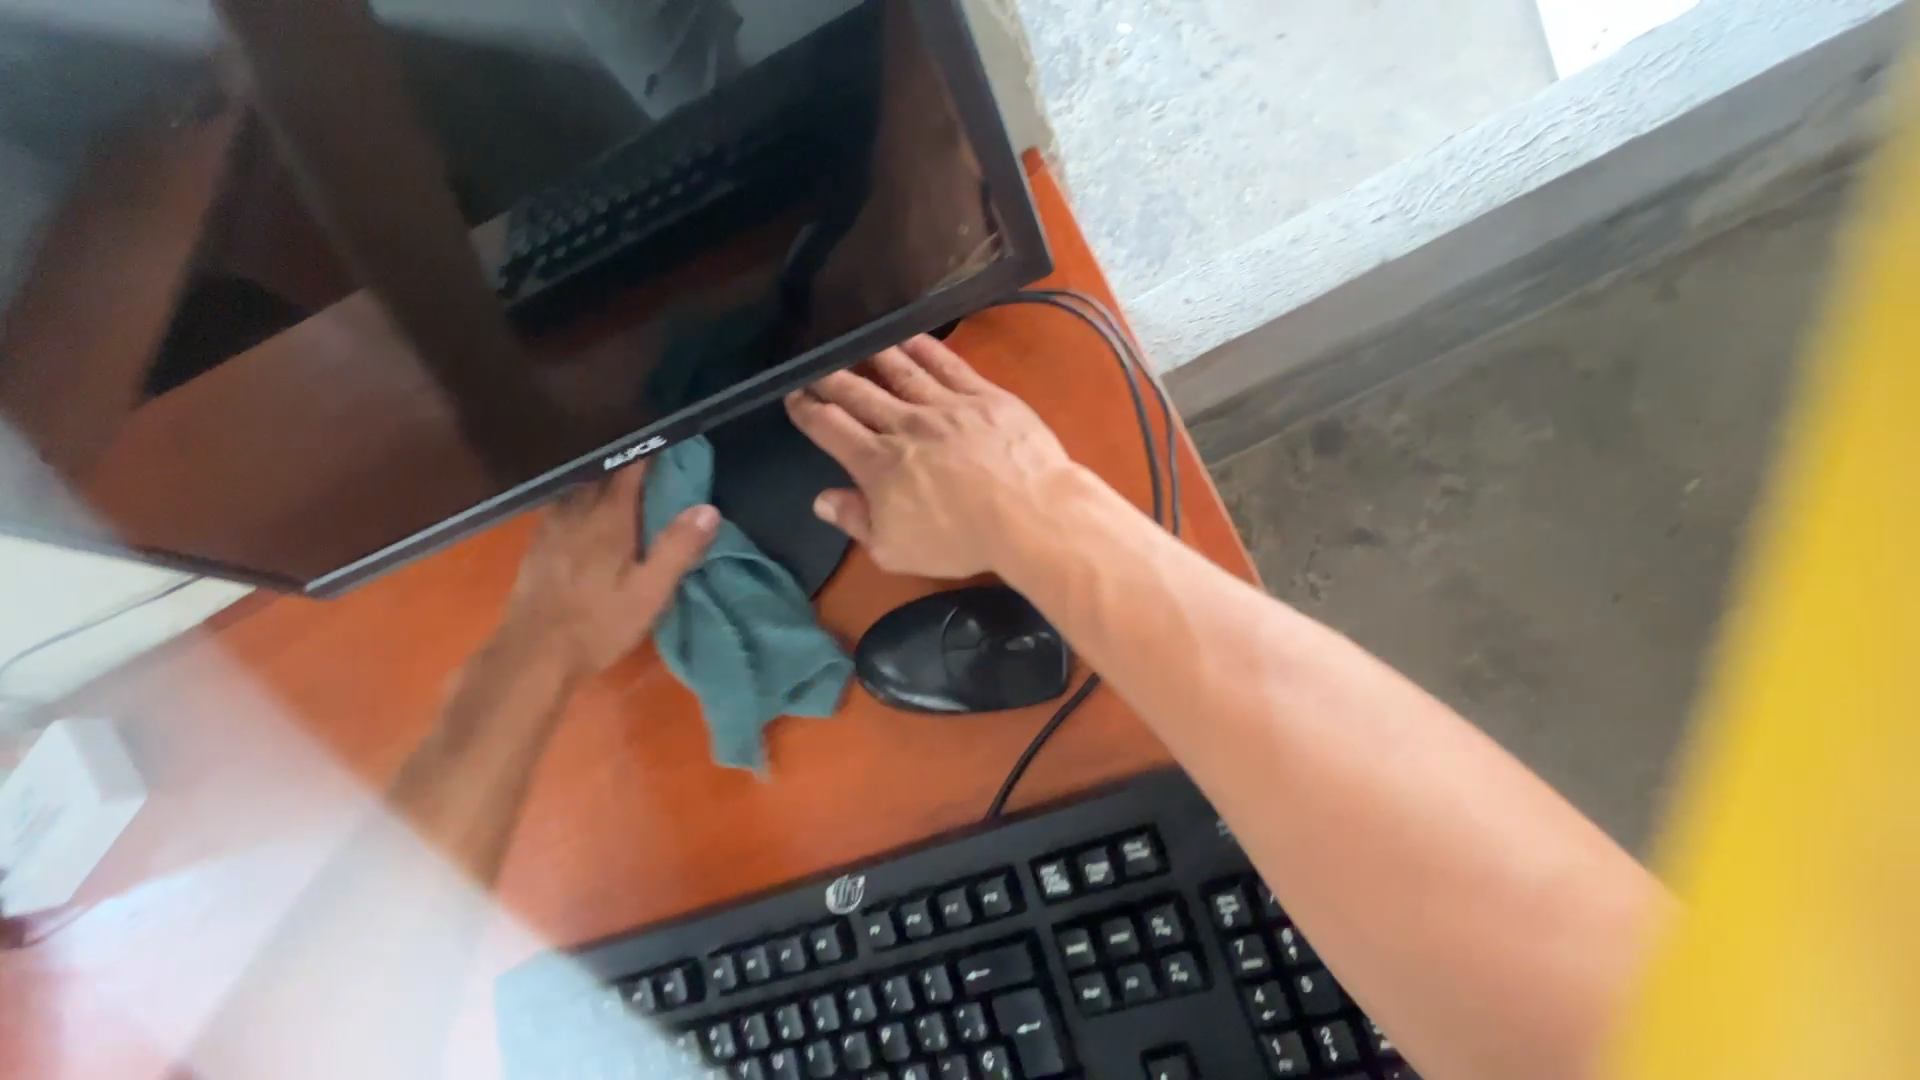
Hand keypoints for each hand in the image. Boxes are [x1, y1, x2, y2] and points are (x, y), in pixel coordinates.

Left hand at [499, 463, 717, 676]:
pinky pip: (565, 505)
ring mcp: (552, 526)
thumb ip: (678, 548)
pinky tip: (590, 510)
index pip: (630, 470)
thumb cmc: (598, 623)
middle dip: (628, 462)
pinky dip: (583, 497)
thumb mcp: (649, 592)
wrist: (532, 654)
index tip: (670, 441)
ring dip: (604, 478)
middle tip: (654, 460)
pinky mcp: (539, 544)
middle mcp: (577, 511)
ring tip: (625, 479)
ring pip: (581, 488)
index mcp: (608, 518)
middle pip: (604, 473)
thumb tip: (708, 508)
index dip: (650, 453)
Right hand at [784, 335, 1076, 577]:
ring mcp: (944, 405)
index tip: (794, 396)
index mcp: (877, 464)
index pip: (830, 428)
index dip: (807, 410)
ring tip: (857, 343)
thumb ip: (856, 521)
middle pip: (857, 393)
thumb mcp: (896, 550)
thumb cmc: (960, 542)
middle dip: (829, 378)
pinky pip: (947, 364)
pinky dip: (924, 348)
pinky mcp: (982, 395)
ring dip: (873, 355)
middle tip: (814, 366)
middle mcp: (904, 425)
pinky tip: (909, 337)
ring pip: (899, 371)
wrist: (1029, 514)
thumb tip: (822, 498)